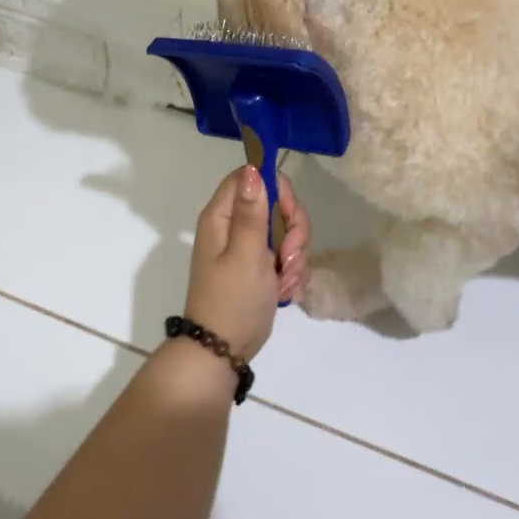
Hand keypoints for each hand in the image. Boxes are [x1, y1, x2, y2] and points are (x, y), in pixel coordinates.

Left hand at [183, 167, 310, 361]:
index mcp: (223, 217)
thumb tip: (253, 168)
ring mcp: (249, 248)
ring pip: (286, 231)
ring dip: (295, 254)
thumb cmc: (232, 299)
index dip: (276, 188)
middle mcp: (235, 227)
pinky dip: (292, 271)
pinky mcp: (262, 267)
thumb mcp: (245, 253)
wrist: (224, 350)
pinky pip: (287, 255)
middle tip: (288, 254)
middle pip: (276, 204)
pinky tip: (285, 290)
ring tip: (284, 279)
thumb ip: (252, 211)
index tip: (288, 212)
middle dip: (293, 229)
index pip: (251, 177)